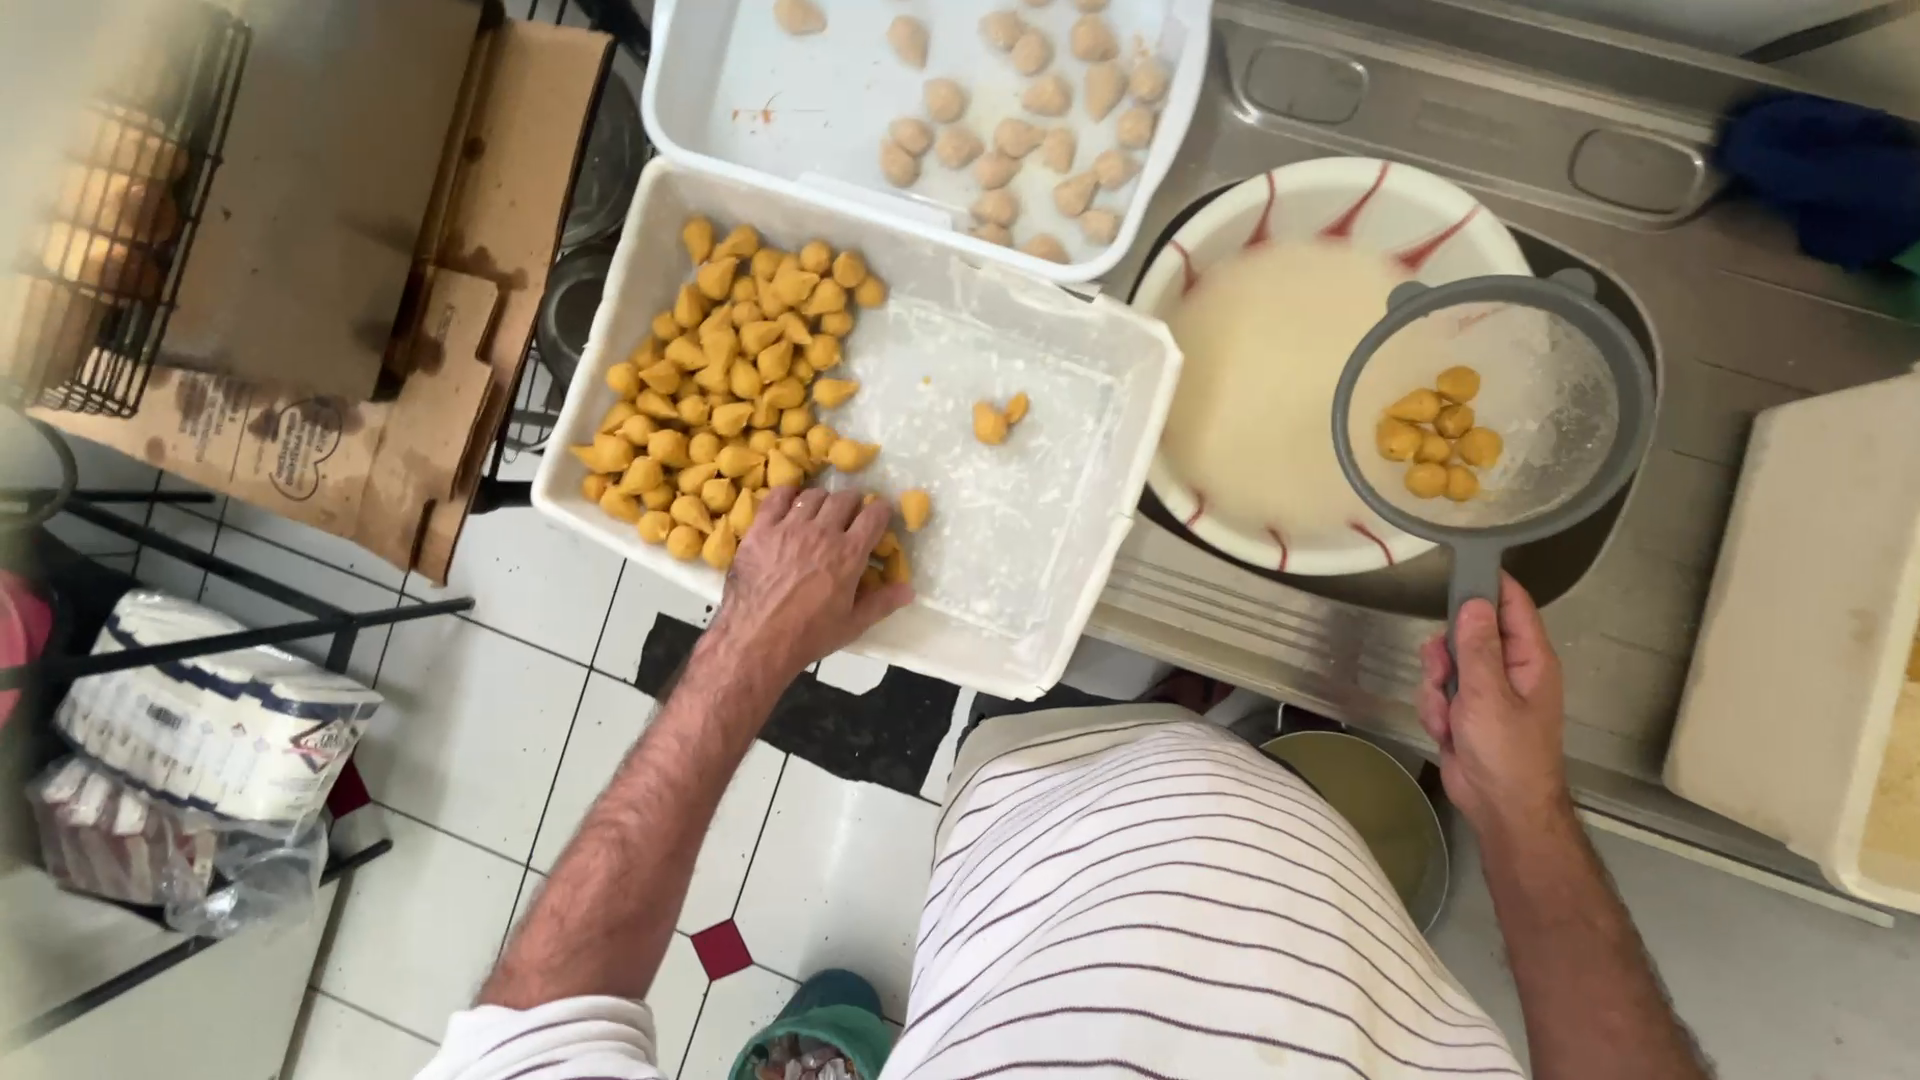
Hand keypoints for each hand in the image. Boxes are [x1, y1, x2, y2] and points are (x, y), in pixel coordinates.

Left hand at [709, 486, 912, 678]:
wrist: (756, 640)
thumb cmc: (808, 636)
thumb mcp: (852, 625)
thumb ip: (882, 603)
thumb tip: (909, 590)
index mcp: (849, 554)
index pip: (874, 515)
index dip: (880, 510)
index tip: (880, 514)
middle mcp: (822, 532)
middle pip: (844, 498)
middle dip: (853, 503)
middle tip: (850, 515)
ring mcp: (789, 527)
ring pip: (813, 495)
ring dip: (823, 500)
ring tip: (820, 513)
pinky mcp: (761, 529)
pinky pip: (777, 497)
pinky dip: (788, 494)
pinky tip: (790, 503)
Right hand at [1418, 573, 1570, 837]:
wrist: (1500, 805)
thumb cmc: (1507, 750)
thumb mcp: (1488, 694)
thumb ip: (1477, 647)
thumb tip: (1473, 601)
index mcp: (1530, 659)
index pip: (1512, 606)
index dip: (1489, 584)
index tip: (1460, 567)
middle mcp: (1509, 668)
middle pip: (1465, 634)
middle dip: (1445, 654)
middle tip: (1441, 671)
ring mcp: (1485, 691)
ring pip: (1444, 664)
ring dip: (1436, 688)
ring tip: (1447, 715)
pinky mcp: (1464, 710)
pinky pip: (1436, 692)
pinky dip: (1435, 711)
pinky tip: (1446, 730)